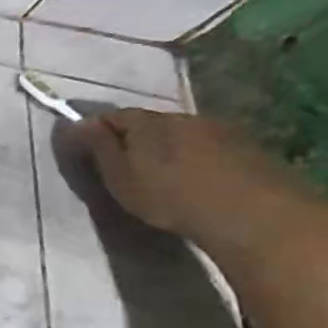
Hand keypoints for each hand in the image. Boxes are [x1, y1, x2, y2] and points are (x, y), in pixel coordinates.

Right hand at [69, 109, 327, 253]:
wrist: (250, 212)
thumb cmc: (170, 196)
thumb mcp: (120, 178)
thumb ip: (98, 148)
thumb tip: (77, 122)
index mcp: (144, 121)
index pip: (112, 115)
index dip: (98, 129)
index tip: (89, 147)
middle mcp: (180, 116)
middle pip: (150, 122)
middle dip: (136, 136)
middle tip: (128, 163)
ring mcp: (217, 129)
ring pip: (182, 133)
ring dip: (171, 147)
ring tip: (166, 173)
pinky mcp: (247, 148)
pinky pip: (211, 147)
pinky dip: (199, 157)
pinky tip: (201, 178)